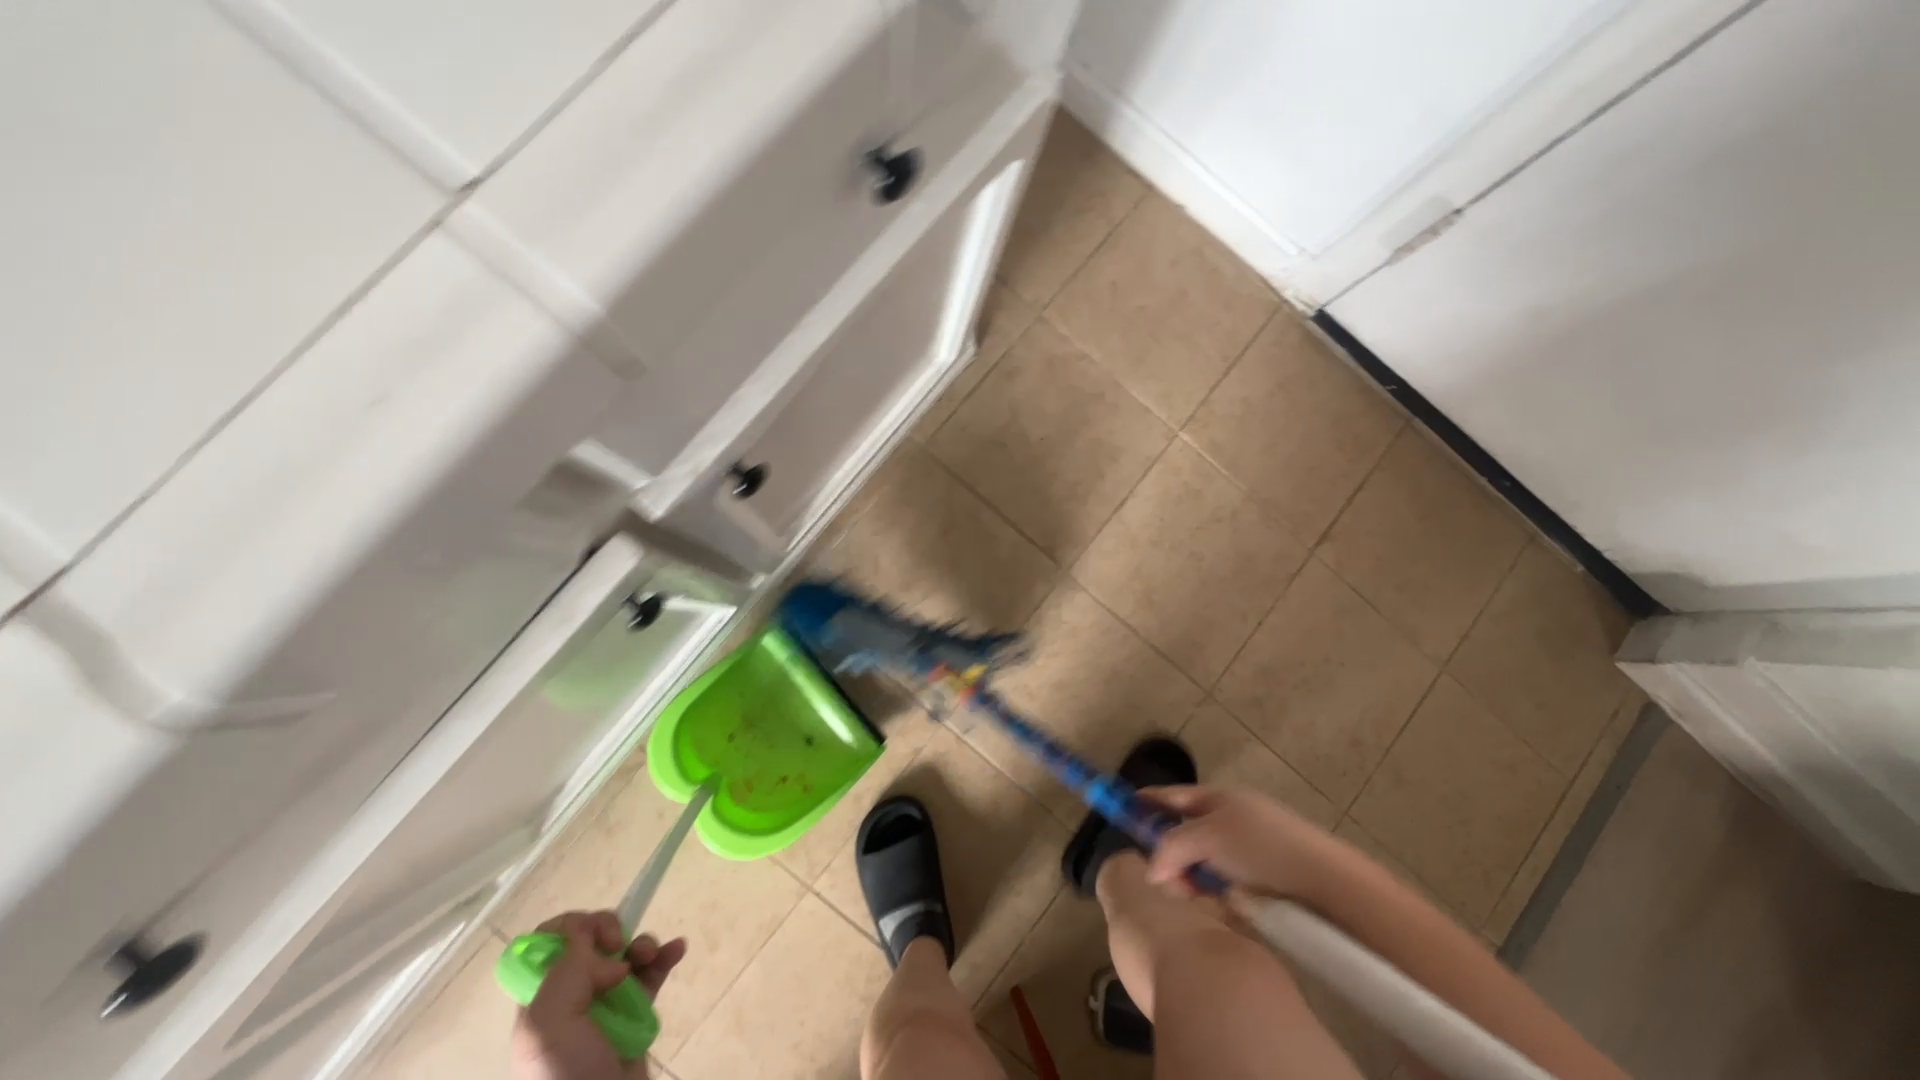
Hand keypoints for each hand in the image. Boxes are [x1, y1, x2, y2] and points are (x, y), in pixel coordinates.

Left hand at [509, 910, 687, 1079]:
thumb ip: (569, 973)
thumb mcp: (548, 1025)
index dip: (574, 927)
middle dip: (611, 930)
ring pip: (624, 956)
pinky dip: (664, 958)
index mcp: (540, 998)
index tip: (596, 938)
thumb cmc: (566, 1075)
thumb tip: (608, 955)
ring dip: (642, 944)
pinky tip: (677, 950)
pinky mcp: (636, 1019)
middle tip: (620, 946)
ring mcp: (605, 1007)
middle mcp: (570, 997)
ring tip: (654, 954)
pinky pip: (651, 977)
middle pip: (591, 942)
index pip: (549, 943)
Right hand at [1140, 785, 1334, 898]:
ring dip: (1188, 878)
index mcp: (1219, 799)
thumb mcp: (1209, 837)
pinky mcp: (1256, 880)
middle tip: (1165, 879)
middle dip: (1168, 854)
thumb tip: (1152, 871)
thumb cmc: (1263, 848)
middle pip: (1182, 834)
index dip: (1146, 802)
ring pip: (1197, 863)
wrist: (1324, 884)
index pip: (1172, 796)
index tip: (1119, 810)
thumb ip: (1172, 846)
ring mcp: (1244, 851)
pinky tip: (1214, 905)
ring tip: (1193, 896)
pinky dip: (1209, 892)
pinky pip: (1217, 883)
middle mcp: (1229, 820)